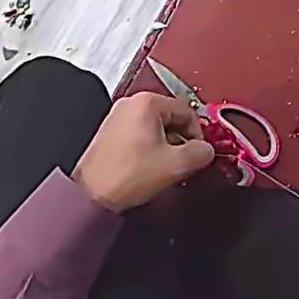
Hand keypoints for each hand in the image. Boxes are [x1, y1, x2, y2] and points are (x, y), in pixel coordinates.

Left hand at [73, 92, 216, 211]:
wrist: (92, 195)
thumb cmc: (128, 175)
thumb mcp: (176, 164)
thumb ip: (200, 153)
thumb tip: (206, 151)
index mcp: (147, 103)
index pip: (187, 112)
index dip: (198, 134)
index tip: (198, 153)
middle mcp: (131, 104)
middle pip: (171, 118)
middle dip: (181, 141)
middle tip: (183, 162)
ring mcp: (118, 118)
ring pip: (156, 127)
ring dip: (166, 146)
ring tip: (165, 168)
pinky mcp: (110, 133)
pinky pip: (140, 134)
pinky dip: (150, 148)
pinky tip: (149, 168)